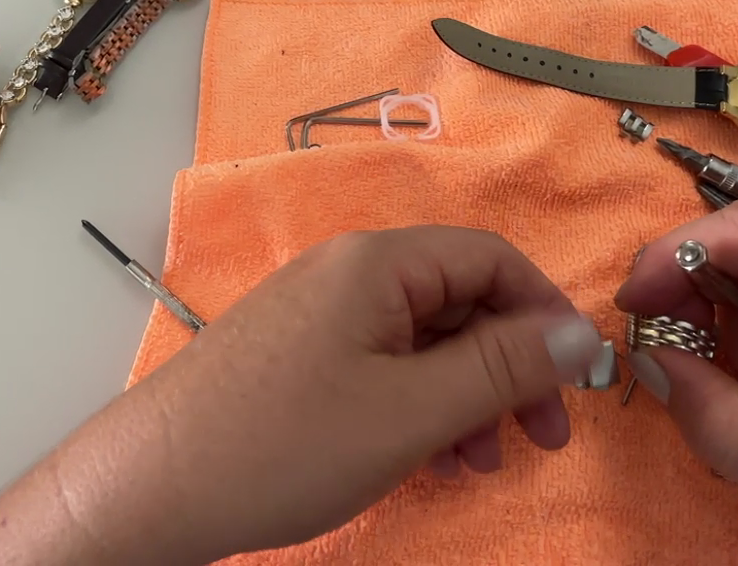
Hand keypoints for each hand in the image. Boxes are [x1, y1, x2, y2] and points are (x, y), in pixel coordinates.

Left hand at [0, 226, 609, 564]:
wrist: (157, 481)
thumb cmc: (289, 440)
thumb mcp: (411, 409)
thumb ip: (501, 367)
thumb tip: (580, 332)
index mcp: (377, 260)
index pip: (487, 255)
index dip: (542, 310)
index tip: (578, 381)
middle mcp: (349, 270)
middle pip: (456, 296)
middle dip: (507, 363)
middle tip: (541, 438)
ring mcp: (321, 310)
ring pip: (422, 336)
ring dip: (465, 392)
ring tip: (479, 461)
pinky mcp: (302, 349)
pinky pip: (382, 360)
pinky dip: (418, 402)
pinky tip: (429, 456)